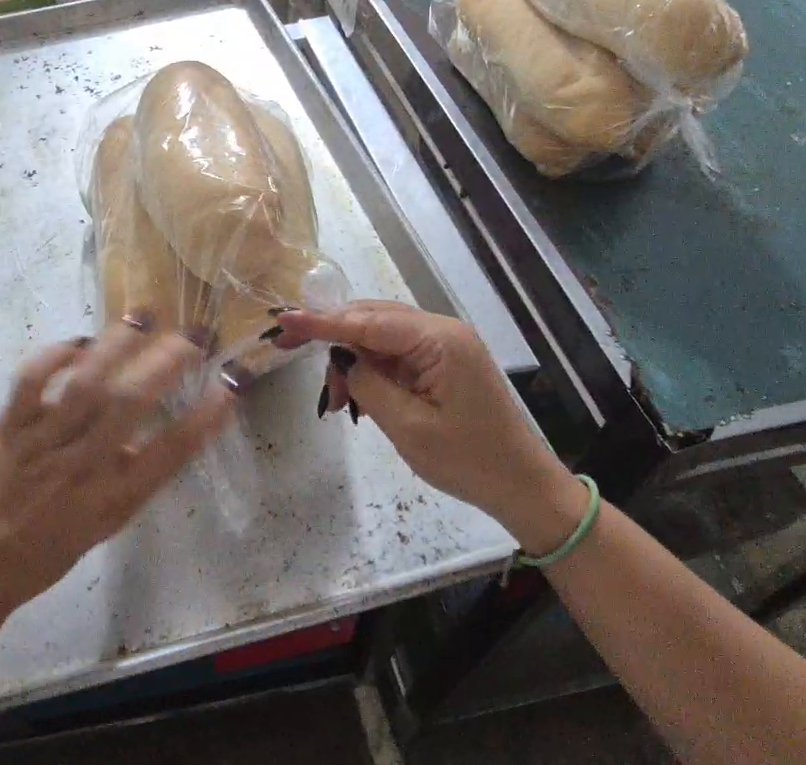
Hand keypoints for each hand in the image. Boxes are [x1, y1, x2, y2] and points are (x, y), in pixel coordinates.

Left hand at [0, 325, 234, 618]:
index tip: (229, 385)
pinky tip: (78, 342)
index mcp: (114, 498)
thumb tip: (157, 434)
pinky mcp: (8, 429)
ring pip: (86, 385)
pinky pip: (32, 383)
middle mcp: (84, 466)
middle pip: (132, 405)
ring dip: (118, 347)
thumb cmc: (44, 552)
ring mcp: (44, 444)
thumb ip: (131, 480)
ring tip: (142, 318)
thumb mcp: (102, 526)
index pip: (170, 453)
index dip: (203, 417)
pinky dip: (55, 357)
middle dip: (167, 364)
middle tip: (193, 336)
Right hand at [276, 301, 585, 552]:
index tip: (283, 320)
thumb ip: (367, 384)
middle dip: (332, 336)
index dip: (322, 321)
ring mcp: (445, 345)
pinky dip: (370, 368)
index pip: (368, 321)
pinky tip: (356, 393)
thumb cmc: (468, 460)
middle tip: (289, 352)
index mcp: (439, 340)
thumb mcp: (407, 426)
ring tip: (335, 397)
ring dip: (350, 357)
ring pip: (380, 335)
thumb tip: (341, 359)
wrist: (522, 486)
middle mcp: (442, 331)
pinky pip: (395, 353)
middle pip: (372, 318)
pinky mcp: (443, 362)